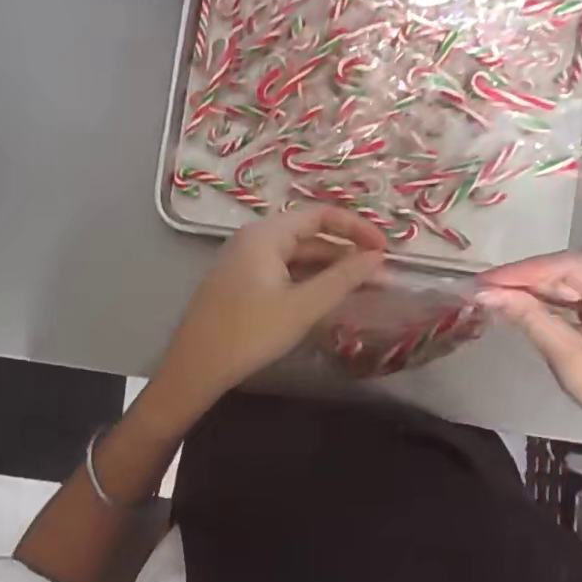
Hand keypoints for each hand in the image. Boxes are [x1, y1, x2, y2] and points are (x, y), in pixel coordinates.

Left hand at [144, 207, 385, 426]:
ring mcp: (244, 263)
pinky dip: (308, 282)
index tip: (385, 251)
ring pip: (296, 258)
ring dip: (330, 271)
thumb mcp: (302, 306)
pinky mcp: (240, 286)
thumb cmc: (249, 333)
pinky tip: (329, 299)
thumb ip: (342, 279)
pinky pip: (282, 274)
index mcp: (265, 235)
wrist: (196, 367)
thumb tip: (377, 259)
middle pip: (309, 236)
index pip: (320, 215)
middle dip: (347, 254)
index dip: (356, 228)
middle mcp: (253, 240)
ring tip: (364, 290)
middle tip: (381, 277)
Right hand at [477, 252, 581, 458]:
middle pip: (576, 273)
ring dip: (540, 292)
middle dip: (527, 282)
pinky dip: (560, 303)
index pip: (570, 266)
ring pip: (581, 284)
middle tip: (483, 291)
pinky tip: (530, 306)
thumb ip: (529, 318)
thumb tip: (487, 294)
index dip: (521, 271)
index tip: (481, 280)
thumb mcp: (570, 358)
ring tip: (498, 298)